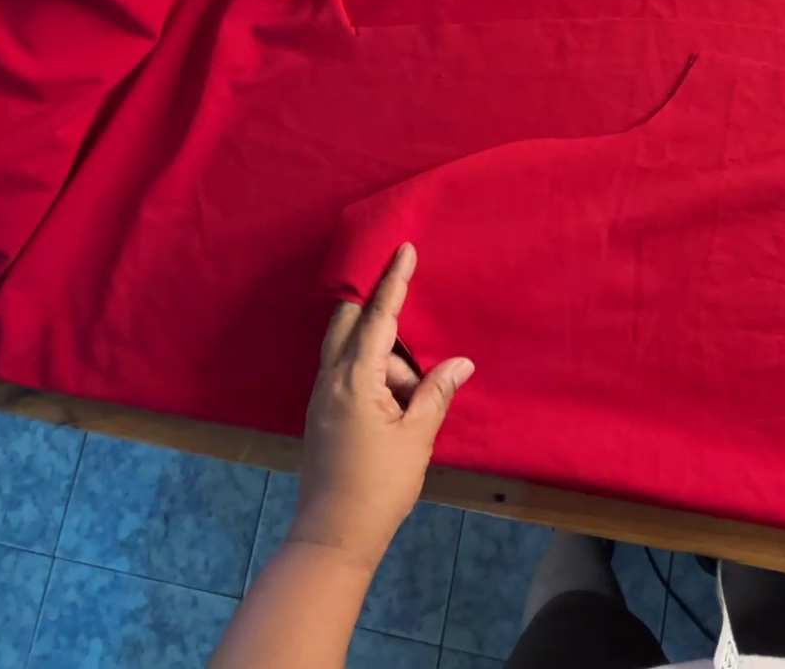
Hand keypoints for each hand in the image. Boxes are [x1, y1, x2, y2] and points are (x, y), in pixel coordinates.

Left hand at [290, 244, 474, 571]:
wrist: (332, 537)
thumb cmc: (379, 484)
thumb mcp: (416, 436)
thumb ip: (436, 392)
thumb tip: (462, 362)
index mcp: (354, 378)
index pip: (379, 316)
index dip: (394, 281)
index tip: (404, 248)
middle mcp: (331, 378)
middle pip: (352, 323)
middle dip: (382, 317)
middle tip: (414, 334)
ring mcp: (322, 396)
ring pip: (353, 352)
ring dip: (386, 362)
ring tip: (412, 404)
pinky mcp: (323, 413)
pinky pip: (348, 373)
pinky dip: (374, 374)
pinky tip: (397, 400)